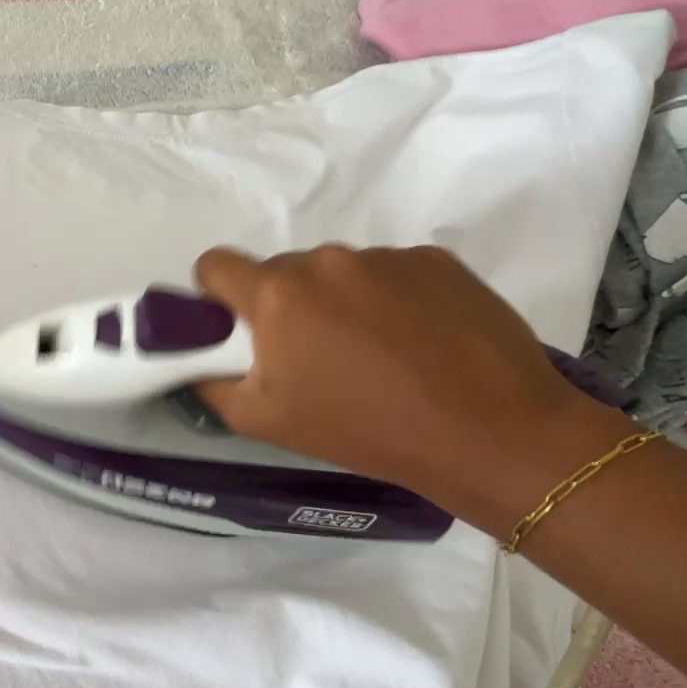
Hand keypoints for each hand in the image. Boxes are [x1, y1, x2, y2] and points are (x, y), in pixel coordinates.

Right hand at [190, 244, 629, 510]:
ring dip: (333, 302)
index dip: (213, 294)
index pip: (215, 264)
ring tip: (368, 352)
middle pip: (278, 271)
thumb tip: (197, 363)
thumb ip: (209, 383)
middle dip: (279, 305)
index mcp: (276, 294)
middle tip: (305, 356)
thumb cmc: (359, 427)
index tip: (232, 329)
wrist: (490, 430)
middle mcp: (326, 261)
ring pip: (334, 272)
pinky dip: (384, 299)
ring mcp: (386, 257)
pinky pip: (386, 272)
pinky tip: (410, 341)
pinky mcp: (437, 262)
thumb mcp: (259, 420)